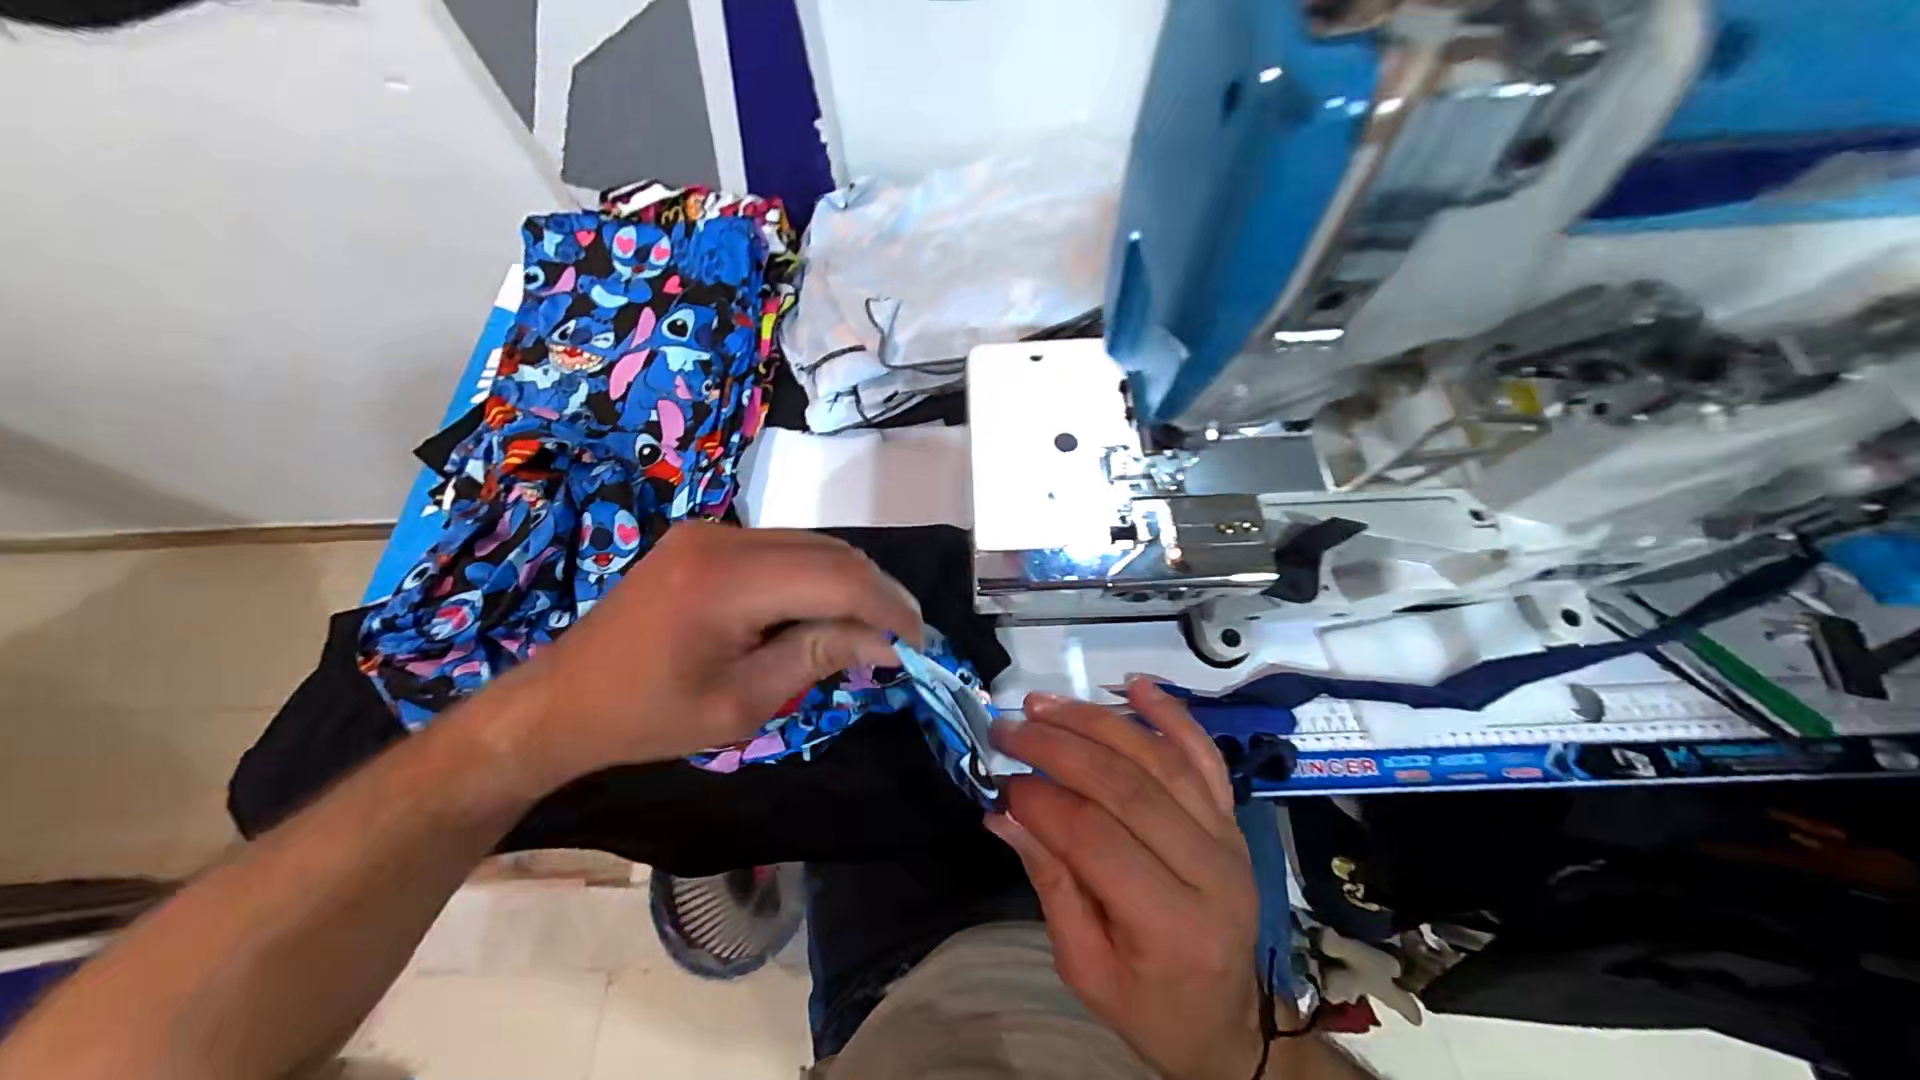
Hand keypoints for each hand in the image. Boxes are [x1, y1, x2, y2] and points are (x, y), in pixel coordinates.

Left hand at [486, 522, 923, 789]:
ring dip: (851, 584)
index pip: (837, 577)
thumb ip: (818, 658)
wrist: (562, 699)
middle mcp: (722, 537)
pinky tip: (827, 611)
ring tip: (874, 628)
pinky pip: (784, 548)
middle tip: (904, 638)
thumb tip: (886, 643)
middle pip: (831, 552)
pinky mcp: (706, 538)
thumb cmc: (648, 717)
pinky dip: (817, 577)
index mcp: (726, 581)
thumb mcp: (741, 703)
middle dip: (877, 593)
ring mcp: (711, 531)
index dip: (888, 607)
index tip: (919, 642)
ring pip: (813, 545)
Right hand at [987, 679, 1273, 1079]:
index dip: (1041, 802)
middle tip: (1010, 729)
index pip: (1096, 839)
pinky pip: (1203, 754)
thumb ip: (1049, 883)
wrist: (1225, 1019)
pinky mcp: (1231, 817)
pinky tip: (1135, 684)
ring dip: (1098, 720)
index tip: (999, 780)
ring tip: (1046, 704)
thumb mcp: (1083, 966)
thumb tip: (1002, 812)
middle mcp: (1210, 870)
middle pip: (1127, 786)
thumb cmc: (1148, 1005)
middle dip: (1058, 748)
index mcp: (1171, 925)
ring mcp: (1228, 836)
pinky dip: (1169, 713)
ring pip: (1159, 758)